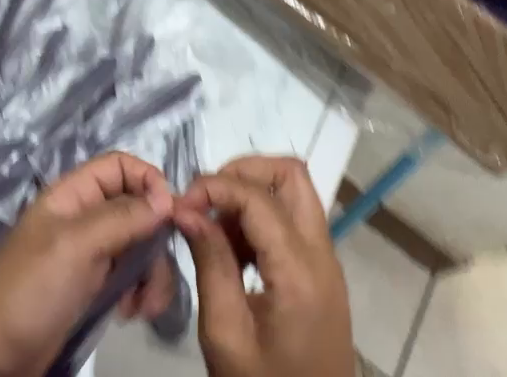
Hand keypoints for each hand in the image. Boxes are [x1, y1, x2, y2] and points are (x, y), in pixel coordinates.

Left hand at [0, 152, 176, 375]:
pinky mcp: (94, 288)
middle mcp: (83, 219)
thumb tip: (166, 198)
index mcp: (72, 195)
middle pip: (136, 210)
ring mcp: (89, 255)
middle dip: (155, 240)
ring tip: (144, 306)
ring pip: (139, 248)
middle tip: (159, 274)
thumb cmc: (30, 289)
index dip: (148, 181)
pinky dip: (140, 294)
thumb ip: (120, 218)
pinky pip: (131, 279)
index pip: (119, 167)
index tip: (171, 214)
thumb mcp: (75, 246)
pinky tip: (131, 314)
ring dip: (151, 274)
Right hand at [175, 156, 354, 376]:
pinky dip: (260, 217)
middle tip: (206, 198)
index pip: (257, 195)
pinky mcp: (320, 276)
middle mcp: (322, 256)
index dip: (214, 186)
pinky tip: (231, 250)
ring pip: (294, 194)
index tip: (180, 206)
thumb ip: (209, 262)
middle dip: (242, 172)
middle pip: (291, 175)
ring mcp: (326, 265)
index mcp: (299, 271)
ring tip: (214, 228)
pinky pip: (292, 221)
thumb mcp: (225, 333)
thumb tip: (187, 207)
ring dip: (250, 193)